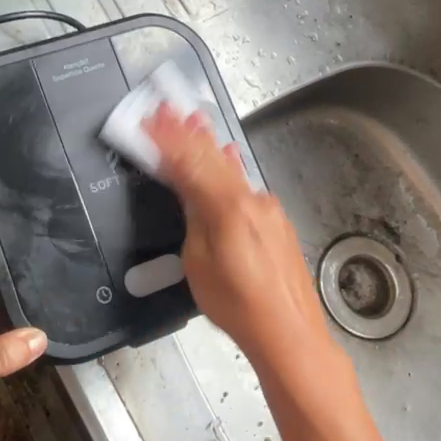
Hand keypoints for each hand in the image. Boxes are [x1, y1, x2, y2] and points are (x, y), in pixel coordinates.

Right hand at [145, 106, 333, 367]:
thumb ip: (193, 219)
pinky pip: (246, 183)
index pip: (189, 161)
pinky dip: (229, 166)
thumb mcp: (197, 261)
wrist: (289, 333)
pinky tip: (230, 155)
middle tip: (169, 108)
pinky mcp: (276, 223)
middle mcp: (251, 201)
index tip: (152, 119)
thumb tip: (189, 195)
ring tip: (195, 121)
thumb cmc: (239, 305)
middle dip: (187, 131)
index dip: (167, 138)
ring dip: (208, 144)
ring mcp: (267, 210)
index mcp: (227, 206)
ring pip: (231, 168)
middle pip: (212, 157)